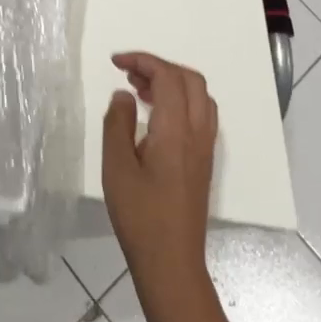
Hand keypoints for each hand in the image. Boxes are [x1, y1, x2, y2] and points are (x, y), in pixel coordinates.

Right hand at [101, 52, 218, 295]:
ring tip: (138, 90)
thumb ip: (118, 124)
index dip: (143, 60)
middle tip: (128, 73)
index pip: (168, 77)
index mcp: (176, 131)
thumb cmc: (139, 214)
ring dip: (172, 83)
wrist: (171, 261)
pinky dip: (179, 102)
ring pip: (200, 98)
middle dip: (160, 66)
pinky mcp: (203, 163)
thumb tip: (123, 95)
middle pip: (191, 81)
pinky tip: (154, 116)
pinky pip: (200, 116)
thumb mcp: (116, 166)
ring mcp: (205, 149)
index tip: (115, 62)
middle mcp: (198, 134)